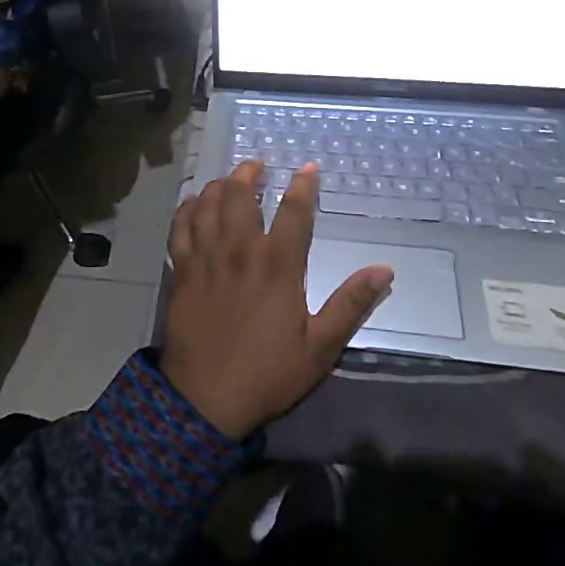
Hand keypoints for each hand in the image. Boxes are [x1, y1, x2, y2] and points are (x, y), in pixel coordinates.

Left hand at [162, 160, 394, 439]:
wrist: (205, 401)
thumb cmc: (268, 374)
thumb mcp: (320, 346)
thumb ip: (351, 304)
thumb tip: (384, 269)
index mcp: (277, 266)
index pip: (293, 211)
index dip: (303, 185)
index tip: (308, 167)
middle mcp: (239, 252)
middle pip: (239, 196)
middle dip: (249, 173)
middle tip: (258, 164)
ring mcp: (205, 260)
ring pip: (207, 205)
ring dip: (219, 185)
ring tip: (229, 178)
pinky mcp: (180, 273)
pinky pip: (179, 229)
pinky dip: (187, 209)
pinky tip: (193, 203)